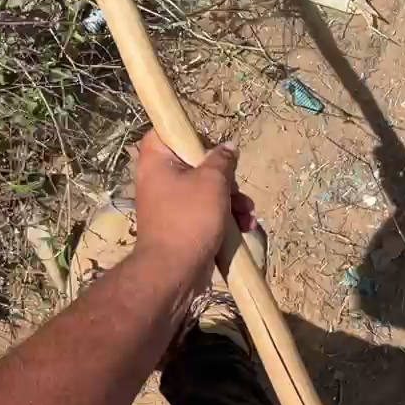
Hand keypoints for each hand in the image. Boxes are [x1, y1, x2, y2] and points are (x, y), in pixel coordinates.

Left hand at [131, 130, 256, 274]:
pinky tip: (243, 227)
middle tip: (236, 189)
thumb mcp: (212, 182)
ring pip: (205, 190)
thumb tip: (228, 147)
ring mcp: (170, 204)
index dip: (190, 135)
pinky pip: (205, 212)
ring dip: (231, 200)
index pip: (167, 132)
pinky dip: (223, 217)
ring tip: (247, 214)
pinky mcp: (182, 225)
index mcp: (157, 161)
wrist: (174, 272)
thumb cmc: (189, 218)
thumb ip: (222, 160)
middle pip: (195, 164)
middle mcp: (159, 179)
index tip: (210, 144)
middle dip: (225, 178)